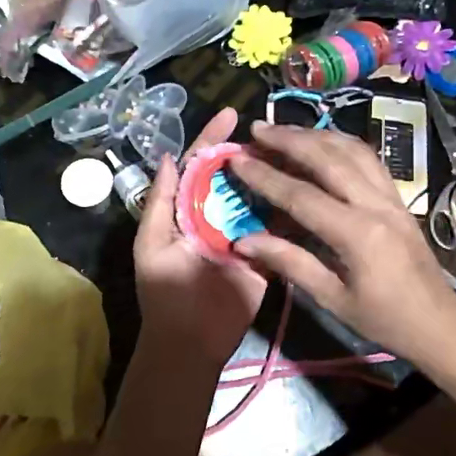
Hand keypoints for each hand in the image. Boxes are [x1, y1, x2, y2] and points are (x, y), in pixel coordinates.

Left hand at [134, 108, 268, 365]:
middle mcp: (215, 216)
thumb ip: (160, 200)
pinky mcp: (263, 253)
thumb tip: (169, 156)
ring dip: (270, 174)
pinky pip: (276, 228)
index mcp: (186, 210)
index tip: (230, 114)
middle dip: (248, 152)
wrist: (189, 341)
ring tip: (291, 149)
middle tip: (269, 132)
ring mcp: (241, 234)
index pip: (199, 166)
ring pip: (257, 196)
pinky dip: (288, 208)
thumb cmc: (164, 291)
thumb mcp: (151, 243)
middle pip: (233, 176)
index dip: (212, 140)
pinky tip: (304, 186)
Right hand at [228, 122, 455, 366]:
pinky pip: (369, 158)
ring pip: (352, 150)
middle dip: (290, 139)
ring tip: (285, 129)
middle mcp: (376, 205)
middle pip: (328, 158)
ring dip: (316, 135)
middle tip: (257, 127)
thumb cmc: (383, 319)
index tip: (236, 158)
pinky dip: (341, 143)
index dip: (265, 176)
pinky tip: (323, 141)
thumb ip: (289, 263)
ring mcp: (391, 197)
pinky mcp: (399, 197)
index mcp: (357, 234)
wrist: (438, 323)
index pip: (302, 195)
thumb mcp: (332, 299)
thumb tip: (243, 241)